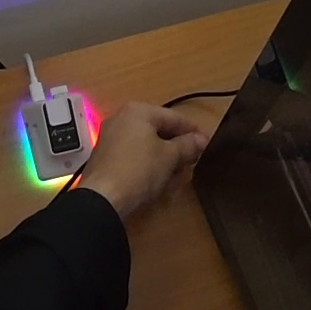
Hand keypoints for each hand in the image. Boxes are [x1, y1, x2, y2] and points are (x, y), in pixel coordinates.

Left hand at [75, 101, 207, 219]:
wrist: (102, 198)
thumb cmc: (139, 170)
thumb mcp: (170, 156)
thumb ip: (188, 145)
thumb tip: (201, 140)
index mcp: (138, 111)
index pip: (174, 117)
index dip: (193, 131)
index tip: (207, 143)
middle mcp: (121, 118)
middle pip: (158, 129)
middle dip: (177, 144)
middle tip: (193, 158)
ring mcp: (110, 137)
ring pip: (146, 143)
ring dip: (164, 155)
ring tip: (178, 171)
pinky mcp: (105, 156)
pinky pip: (134, 154)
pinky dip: (148, 162)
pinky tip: (158, 177)